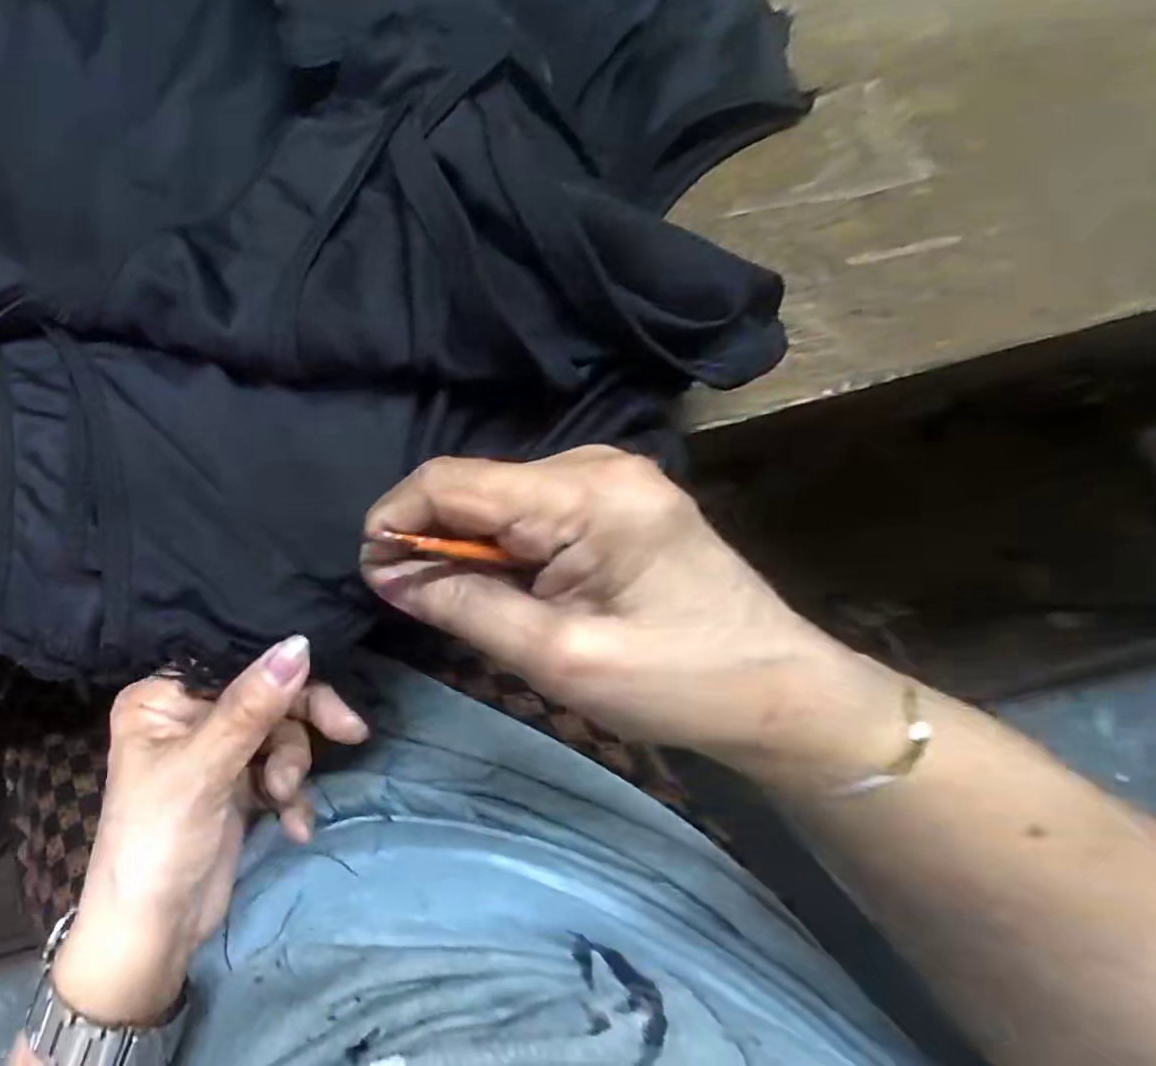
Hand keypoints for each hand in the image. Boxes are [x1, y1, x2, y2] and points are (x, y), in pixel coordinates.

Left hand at [50, 636, 369, 1024]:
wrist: (151, 937)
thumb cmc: (159, 839)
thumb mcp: (205, 767)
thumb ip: (253, 706)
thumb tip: (299, 644)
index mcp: (163, 697)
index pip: (233, 665)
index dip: (282, 675)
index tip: (327, 698)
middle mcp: (188, 716)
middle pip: (264, 698)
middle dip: (298, 726)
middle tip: (349, 732)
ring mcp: (214, 752)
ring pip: (278, 735)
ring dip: (290, 767)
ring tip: (282, 799)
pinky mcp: (235, 786)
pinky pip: (277, 771)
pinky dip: (290, 796)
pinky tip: (293, 827)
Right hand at [361, 447, 904, 786]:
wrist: (781, 691)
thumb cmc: (677, 682)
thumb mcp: (558, 656)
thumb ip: (464, 606)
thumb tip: (384, 574)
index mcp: (586, 495)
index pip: (449, 481)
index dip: (394, 520)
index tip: (373, 573)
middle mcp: (590, 464)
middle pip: (467, 486)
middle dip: (424, 538)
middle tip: (409, 598)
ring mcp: (600, 474)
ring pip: (487, 498)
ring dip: (457, 547)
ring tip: (458, 601)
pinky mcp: (603, 495)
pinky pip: (518, 508)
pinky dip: (491, 547)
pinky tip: (502, 585)